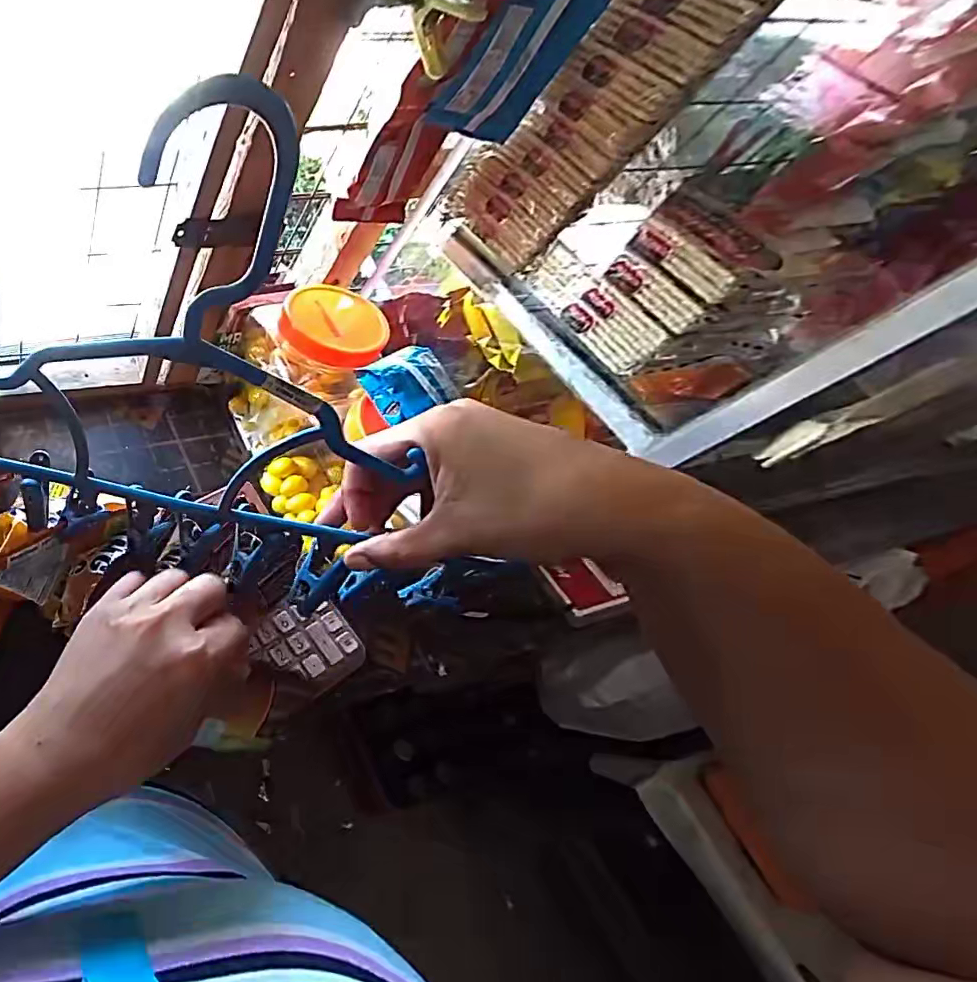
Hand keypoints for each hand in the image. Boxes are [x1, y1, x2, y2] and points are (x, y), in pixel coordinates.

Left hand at [0, 569, 247, 799]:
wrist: (66, 743)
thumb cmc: (129, 750)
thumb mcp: (188, 726)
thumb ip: (213, 687)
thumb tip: (229, 666)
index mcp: (196, 658)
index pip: (236, 627)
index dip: (235, 640)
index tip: (228, 649)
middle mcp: (167, 623)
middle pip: (210, 586)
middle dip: (213, 606)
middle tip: (204, 627)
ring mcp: (131, 609)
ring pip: (173, 576)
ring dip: (179, 595)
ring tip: (171, 618)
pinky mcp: (102, 605)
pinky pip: (133, 579)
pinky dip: (143, 590)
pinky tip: (139, 612)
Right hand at [320, 399, 722, 570]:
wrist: (633, 510)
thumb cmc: (530, 511)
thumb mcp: (454, 534)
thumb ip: (394, 548)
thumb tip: (350, 561)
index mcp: (431, 427)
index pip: (365, 457)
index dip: (349, 497)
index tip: (348, 533)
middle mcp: (450, 420)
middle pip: (389, 461)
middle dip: (374, 503)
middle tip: (368, 541)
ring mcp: (478, 431)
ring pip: (418, 469)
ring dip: (403, 506)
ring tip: (403, 540)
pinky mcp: (500, 447)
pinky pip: (446, 471)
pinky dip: (433, 500)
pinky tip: (437, 527)